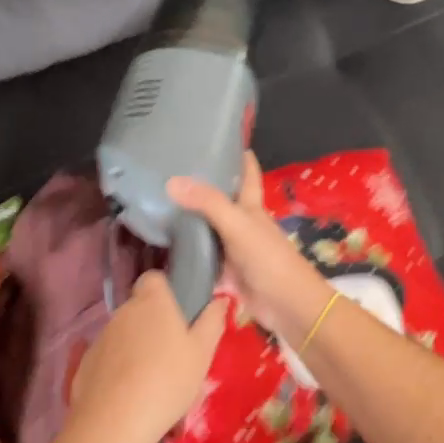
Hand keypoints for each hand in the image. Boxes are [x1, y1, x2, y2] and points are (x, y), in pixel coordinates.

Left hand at [67, 270, 228, 442]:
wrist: (114, 423)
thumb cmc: (168, 381)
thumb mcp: (202, 354)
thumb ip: (212, 321)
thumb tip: (220, 299)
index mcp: (152, 302)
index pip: (154, 278)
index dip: (166, 292)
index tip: (179, 314)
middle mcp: (124, 311)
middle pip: (140, 308)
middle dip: (153, 324)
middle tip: (172, 354)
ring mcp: (101, 337)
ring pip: (124, 334)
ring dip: (136, 347)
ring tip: (151, 381)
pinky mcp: (85, 363)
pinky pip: (107, 358)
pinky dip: (117, 369)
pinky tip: (128, 395)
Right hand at [169, 153, 332, 342]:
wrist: (286, 305)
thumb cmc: (269, 259)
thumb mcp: (238, 225)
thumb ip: (208, 203)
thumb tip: (172, 181)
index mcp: (251, 206)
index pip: (247, 173)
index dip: (238, 154)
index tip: (217, 137)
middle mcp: (242, 224)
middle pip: (221, 201)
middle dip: (201, 187)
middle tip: (168, 172)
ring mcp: (234, 250)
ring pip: (208, 230)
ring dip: (189, 222)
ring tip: (157, 205)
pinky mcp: (226, 274)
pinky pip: (203, 260)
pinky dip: (187, 256)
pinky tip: (164, 249)